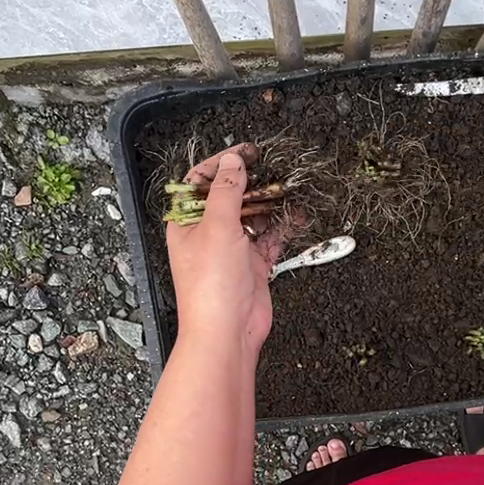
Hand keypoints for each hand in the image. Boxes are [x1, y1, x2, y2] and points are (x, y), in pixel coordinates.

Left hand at [166, 146, 276, 352]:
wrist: (226, 332)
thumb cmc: (210, 287)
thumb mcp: (217, 226)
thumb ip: (227, 191)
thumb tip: (233, 163)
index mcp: (186, 223)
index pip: (198, 182)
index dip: (220, 164)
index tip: (244, 152)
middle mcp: (207, 234)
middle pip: (230, 198)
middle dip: (252, 184)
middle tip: (273, 169)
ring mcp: (231, 250)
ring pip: (253, 217)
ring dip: (271, 204)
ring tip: (289, 188)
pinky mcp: (252, 266)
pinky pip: (269, 240)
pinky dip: (283, 227)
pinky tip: (297, 215)